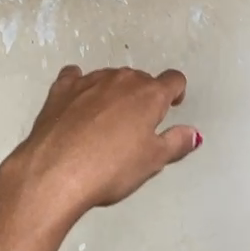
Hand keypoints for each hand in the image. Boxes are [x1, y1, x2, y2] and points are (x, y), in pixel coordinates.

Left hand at [4, 65, 201, 221]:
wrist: (55, 173)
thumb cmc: (111, 169)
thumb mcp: (152, 162)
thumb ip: (176, 143)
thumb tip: (194, 133)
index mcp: (149, 94)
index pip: (173, 80)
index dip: (176, 92)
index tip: (171, 107)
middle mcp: (123, 79)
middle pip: (140, 80)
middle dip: (141, 98)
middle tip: (134, 128)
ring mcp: (91, 80)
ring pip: (111, 79)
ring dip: (113, 94)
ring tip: (104, 124)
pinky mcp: (62, 89)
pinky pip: (75, 77)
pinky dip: (79, 86)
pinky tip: (75, 102)